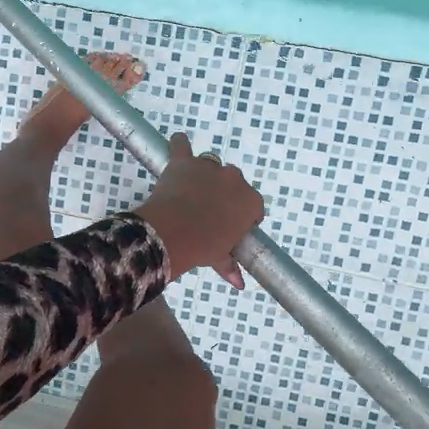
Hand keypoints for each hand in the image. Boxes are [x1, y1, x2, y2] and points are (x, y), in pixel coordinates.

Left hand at [134, 133, 264, 289]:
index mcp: (250, 201)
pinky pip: (181, 145)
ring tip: (191, 191)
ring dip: (204, 175)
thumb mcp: (219, 256)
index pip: (254, 205)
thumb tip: (239, 283)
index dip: (243, 215)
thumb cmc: (203, 246)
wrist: (174, 231)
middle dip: (224, 194)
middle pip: (233, 182)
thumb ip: (230, 264)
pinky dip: (179, 145)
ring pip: (210, 165)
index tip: (231, 226)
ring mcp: (208, 167)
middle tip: (209, 211)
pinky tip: (177, 146)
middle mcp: (233, 179)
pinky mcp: (184, 161)